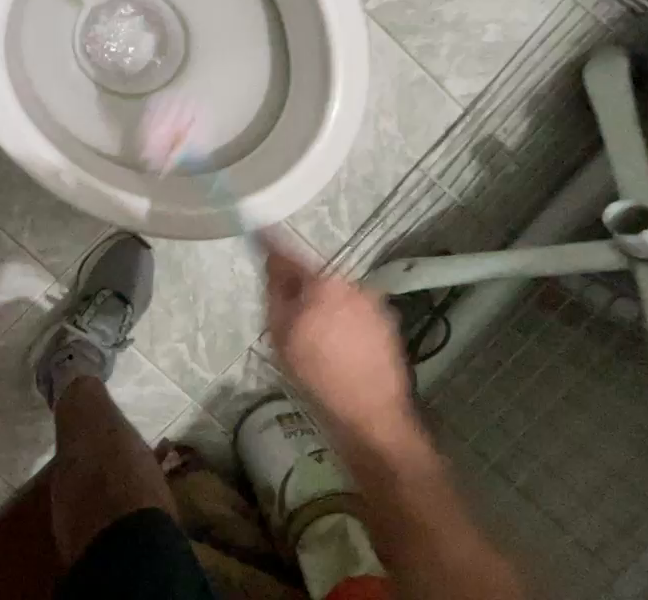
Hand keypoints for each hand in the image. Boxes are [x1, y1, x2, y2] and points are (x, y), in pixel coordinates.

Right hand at [262, 233, 415, 448]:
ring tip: (311, 334)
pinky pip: (356, 314)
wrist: (372, 415)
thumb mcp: (280, 330)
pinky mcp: (390, 329)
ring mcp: (377, 307)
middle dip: (301, 285)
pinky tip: (335, 347)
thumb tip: (272, 261)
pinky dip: (342, 321)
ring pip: (338, 296)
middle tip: (284, 308)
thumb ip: (276, 289)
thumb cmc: (317, 371)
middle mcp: (355, 285)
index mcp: (326, 281)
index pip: (290, 253)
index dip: (270, 244)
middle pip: (317, 276)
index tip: (257, 232)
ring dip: (323, 304)